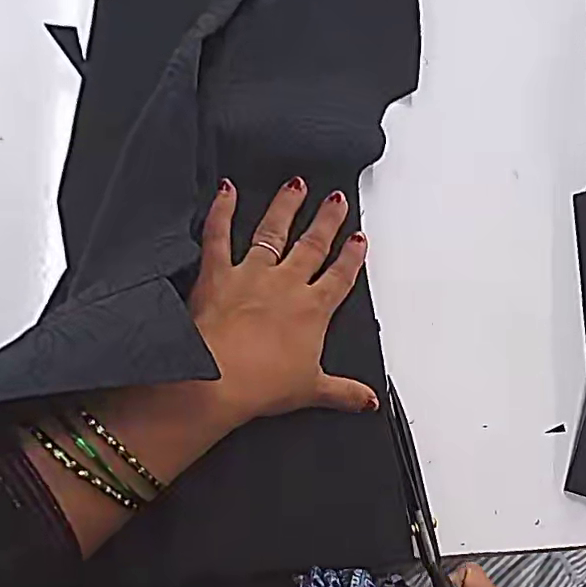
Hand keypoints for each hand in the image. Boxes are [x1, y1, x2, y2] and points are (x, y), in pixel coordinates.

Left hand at [188, 178, 377, 426]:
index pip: (340, 276)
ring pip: (273, 231)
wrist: (220, 379)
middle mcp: (286, 285)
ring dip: (286, 206)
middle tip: (337, 200)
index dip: (352, 256)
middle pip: (313, 245)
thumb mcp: (312, 389)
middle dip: (328, 221)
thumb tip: (368, 401)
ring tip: (295, 185)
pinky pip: (219, 234)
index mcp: (313, 310)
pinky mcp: (217, 274)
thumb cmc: (264, 383)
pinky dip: (222, 210)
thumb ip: (344, 392)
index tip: (359, 239)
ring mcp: (251, 275)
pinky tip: (226, 190)